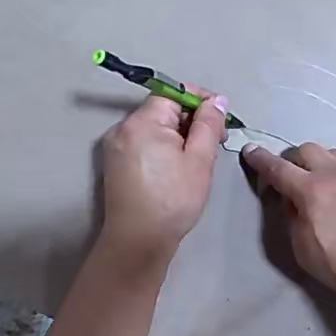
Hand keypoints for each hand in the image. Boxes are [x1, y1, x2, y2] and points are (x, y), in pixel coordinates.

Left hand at [98, 92, 226, 263]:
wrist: (138, 241)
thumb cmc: (172, 201)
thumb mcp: (199, 160)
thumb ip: (209, 125)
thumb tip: (216, 101)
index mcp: (142, 122)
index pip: (172, 94)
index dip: (199, 100)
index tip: (220, 118)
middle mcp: (123, 129)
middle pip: (162, 110)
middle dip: (190, 120)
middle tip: (214, 142)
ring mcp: (115, 147)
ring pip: (154, 128)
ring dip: (178, 135)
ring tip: (197, 159)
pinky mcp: (116, 164)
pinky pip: (144, 144)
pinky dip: (163, 148)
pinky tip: (177, 169)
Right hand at [241, 143, 335, 308]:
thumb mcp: (306, 251)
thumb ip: (293, 221)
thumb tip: (292, 203)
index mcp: (312, 190)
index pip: (278, 169)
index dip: (261, 160)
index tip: (251, 151)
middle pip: (307, 150)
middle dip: (292, 159)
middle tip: (288, 175)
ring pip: (333, 155)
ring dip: (319, 163)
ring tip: (318, 183)